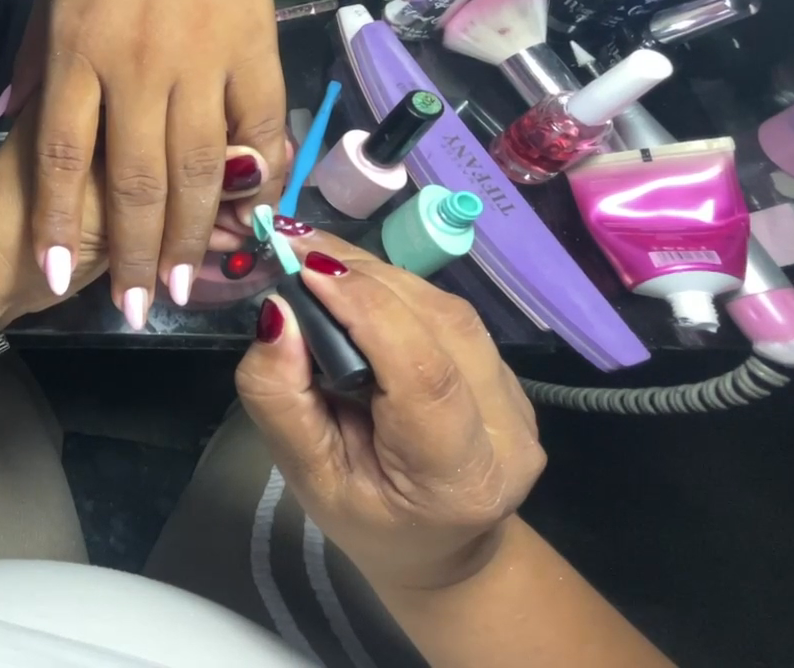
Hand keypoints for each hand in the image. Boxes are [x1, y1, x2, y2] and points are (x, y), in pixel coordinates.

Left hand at [9, 0, 287, 327]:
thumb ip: (33, 67)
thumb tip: (7, 124)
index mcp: (77, 52)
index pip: (66, 158)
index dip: (62, 225)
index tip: (60, 277)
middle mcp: (137, 66)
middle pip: (135, 179)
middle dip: (137, 252)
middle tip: (142, 310)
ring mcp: (202, 58)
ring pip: (198, 167)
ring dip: (195, 235)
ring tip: (193, 287)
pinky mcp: (255, 44)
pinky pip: (259, 124)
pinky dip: (256, 176)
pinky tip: (250, 217)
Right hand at [234, 230, 545, 592]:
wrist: (437, 546)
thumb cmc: (361, 515)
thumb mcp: (303, 472)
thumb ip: (281, 397)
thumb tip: (277, 311)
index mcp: (455, 475)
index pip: (422, 375)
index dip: (364, 309)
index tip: (299, 269)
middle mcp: (506, 431)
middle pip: (441, 324)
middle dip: (361, 274)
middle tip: (289, 245)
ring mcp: (516, 398)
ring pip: (446, 307)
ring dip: (373, 270)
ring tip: (308, 252)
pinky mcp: (503, 373)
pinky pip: (445, 311)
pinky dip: (389, 284)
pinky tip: (345, 277)